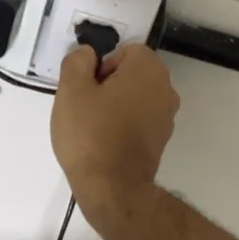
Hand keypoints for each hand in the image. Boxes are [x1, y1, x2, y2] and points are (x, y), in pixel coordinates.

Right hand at [51, 44, 178, 230]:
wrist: (112, 187)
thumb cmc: (90, 134)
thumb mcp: (71, 90)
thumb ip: (78, 62)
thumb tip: (88, 55)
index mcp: (148, 69)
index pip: (125, 52)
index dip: (101, 67)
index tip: (86, 89)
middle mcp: (166, 88)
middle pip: (133, 75)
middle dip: (110, 85)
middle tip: (86, 107)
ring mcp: (167, 116)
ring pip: (137, 99)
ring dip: (117, 106)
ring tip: (93, 127)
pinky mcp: (162, 140)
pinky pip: (140, 121)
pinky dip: (125, 125)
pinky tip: (105, 143)